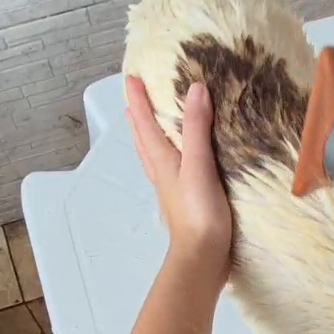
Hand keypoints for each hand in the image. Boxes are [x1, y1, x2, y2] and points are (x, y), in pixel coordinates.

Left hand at [126, 75, 233, 279]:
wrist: (202, 257)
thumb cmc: (198, 213)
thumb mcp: (198, 165)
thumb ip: (196, 129)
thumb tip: (195, 89)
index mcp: (161, 160)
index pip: (144, 123)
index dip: (138, 99)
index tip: (132, 77)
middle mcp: (161, 172)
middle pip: (143, 139)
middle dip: (138, 117)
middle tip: (134, 98)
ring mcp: (170, 189)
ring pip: (153, 155)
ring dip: (149, 136)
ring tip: (148, 124)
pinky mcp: (184, 201)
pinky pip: (170, 168)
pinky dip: (168, 154)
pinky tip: (178, 159)